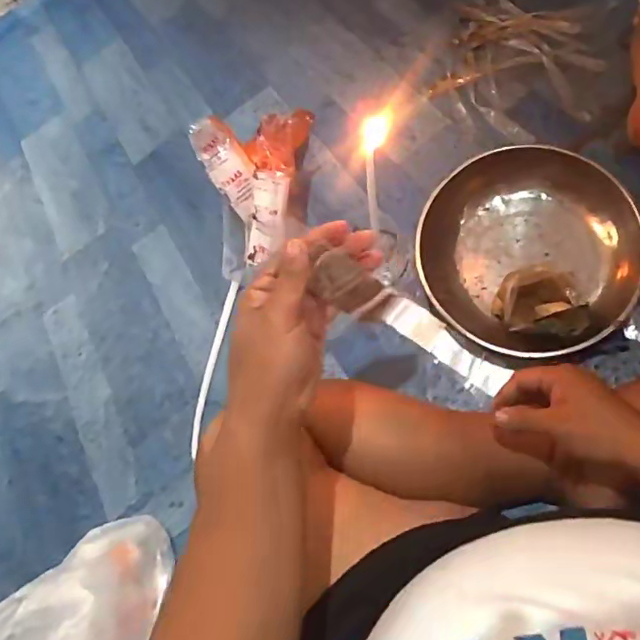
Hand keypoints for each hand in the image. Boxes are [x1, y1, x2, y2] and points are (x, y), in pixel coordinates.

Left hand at [226, 222, 378, 430]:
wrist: (274, 411)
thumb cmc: (270, 363)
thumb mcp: (280, 318)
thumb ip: (291, 280)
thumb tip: (297, 242)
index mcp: (263, 291)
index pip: (292, 255)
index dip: (318, 238)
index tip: (345, 227)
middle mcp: (279, 297)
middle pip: (311, 266)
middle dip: (339, 251)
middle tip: (371, 240)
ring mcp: (297, 314)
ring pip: (325, 283)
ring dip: (348, 269)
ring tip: (377, 257)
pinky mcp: (313, 330)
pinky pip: (331, 303)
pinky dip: (347, 292)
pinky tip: (367, 281)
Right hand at [491, 364, 639, 489]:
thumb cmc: (594, 433)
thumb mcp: (554, 428)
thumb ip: (522, 420)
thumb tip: (495, 416)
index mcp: (559, 374)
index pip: (521, 377)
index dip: (504, 395)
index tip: (494, 416)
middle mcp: (571, 374)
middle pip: (534, 382)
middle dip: (516, 400)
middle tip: (504, 420)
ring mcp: (584, 387)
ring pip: (548, 393)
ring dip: (531, 407)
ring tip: (521, 424)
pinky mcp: (594, 401)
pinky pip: (561, 400)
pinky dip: (547, 411)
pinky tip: (546, 427)